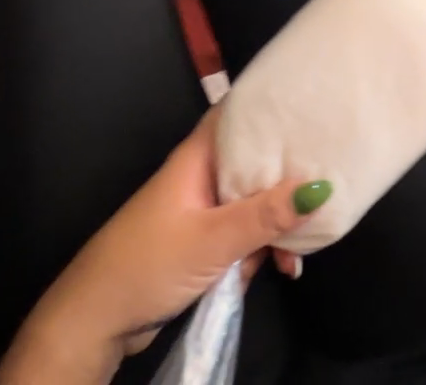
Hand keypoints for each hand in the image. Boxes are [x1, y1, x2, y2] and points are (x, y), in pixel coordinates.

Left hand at [0, 107, 331, 383]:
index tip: (313, 105)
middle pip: (254, 160)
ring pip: (254, 201)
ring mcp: (202, 210)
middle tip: (328, 184)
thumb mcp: (214, 240)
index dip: (273, 105)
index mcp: (198, 159)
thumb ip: (266, 215)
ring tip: (303, 246)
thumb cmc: (149, 264)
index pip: (238, 114)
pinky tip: (283, 267)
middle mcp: (201, 176)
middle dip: (288, 176)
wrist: (96, 321)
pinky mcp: (203, 242)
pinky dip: (264, 246)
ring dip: (279, 222)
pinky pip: (245, 232)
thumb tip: (321, 186)